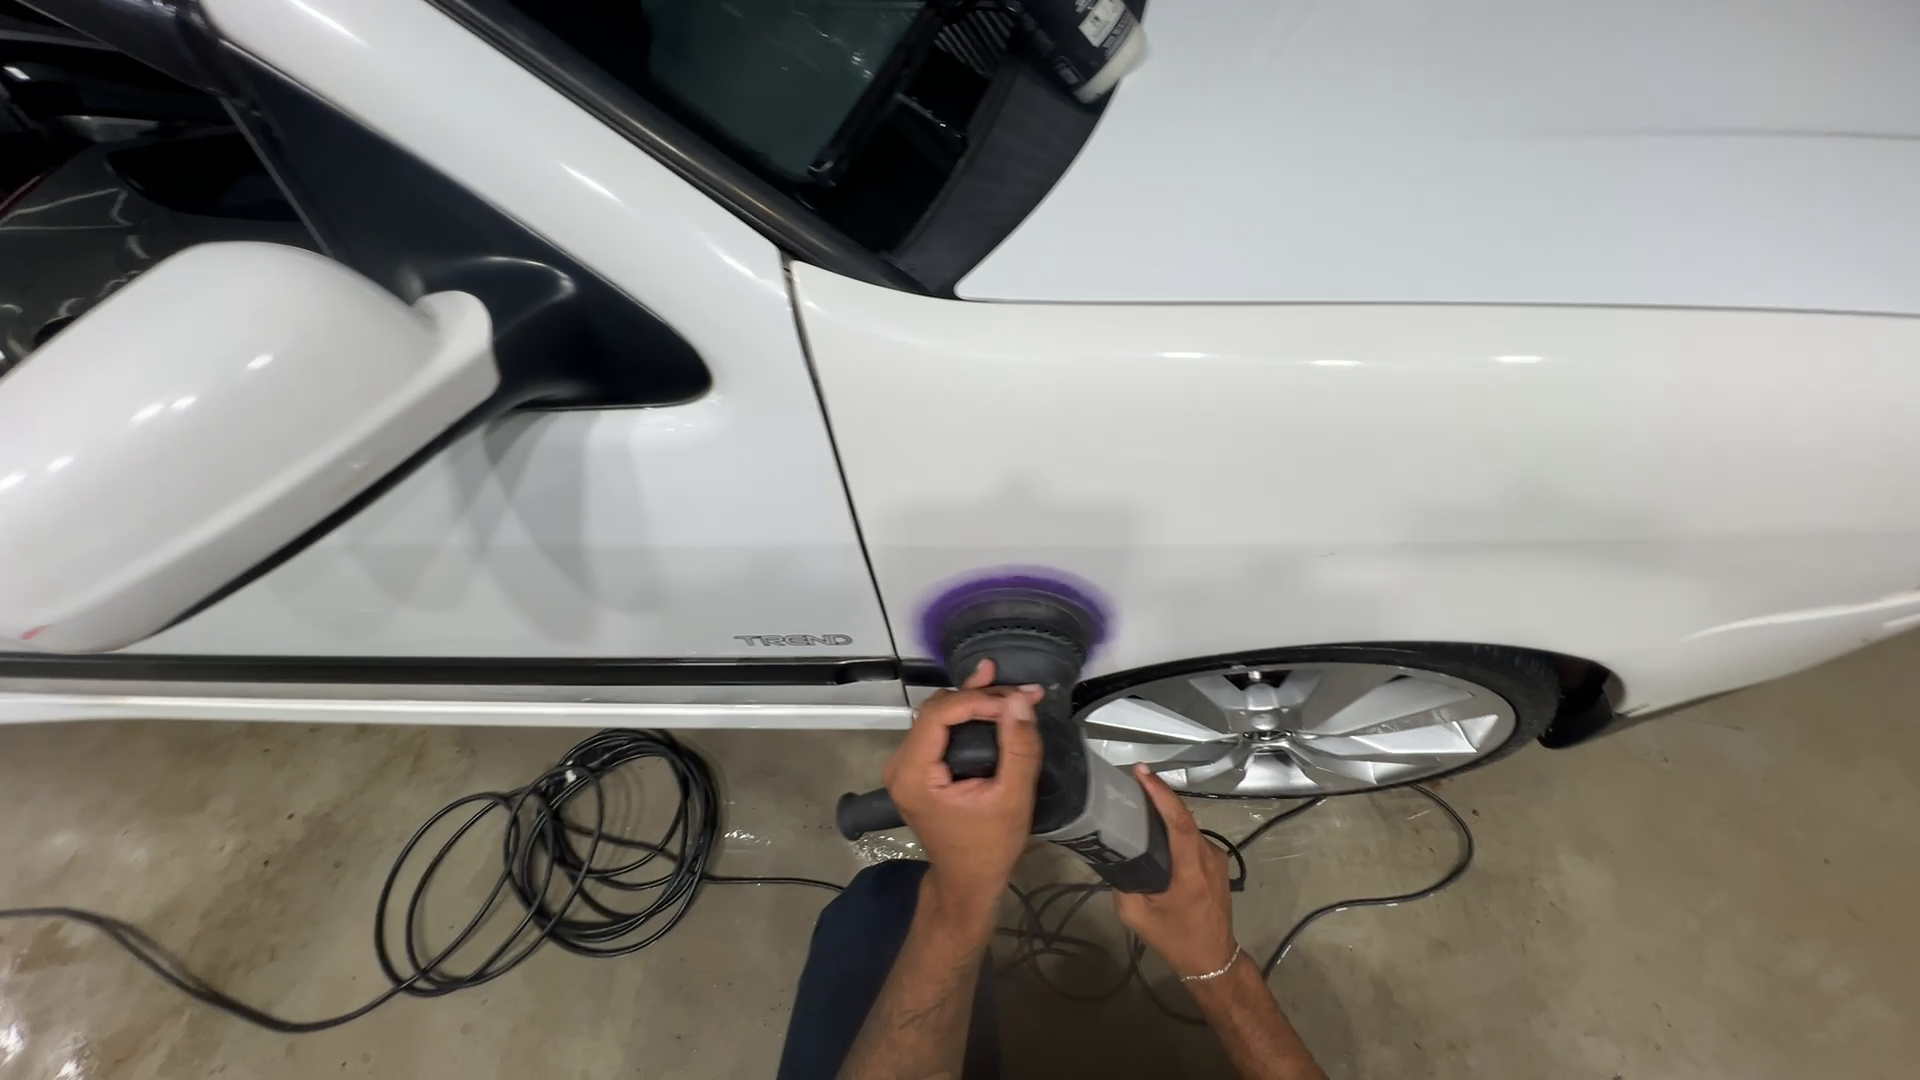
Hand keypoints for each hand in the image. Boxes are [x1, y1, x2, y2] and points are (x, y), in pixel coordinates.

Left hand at [883, 660, 1043, 916]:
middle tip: (1024, 694)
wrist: (968, 881)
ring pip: (940, 714)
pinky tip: (997, 706)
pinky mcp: (917, 765)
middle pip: (938, 710)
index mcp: (913, 775)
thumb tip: (1021, 700)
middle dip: (982, 697)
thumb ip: (1018, 749)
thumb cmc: (989, 847)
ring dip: (978, 702)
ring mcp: (905, 764)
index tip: (1017, 700)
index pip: (939, 714)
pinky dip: (970, 716)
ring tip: (1017, 698)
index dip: (977, 698)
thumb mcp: (1012, 799)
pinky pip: (941, 728)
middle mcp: (900, 764)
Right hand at [1114, 764, 1239, 977]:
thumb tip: (1112, 856)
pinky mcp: (1217, 863)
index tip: (1142, 772)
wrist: (1213, 961)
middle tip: (1133, 780)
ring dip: (1167, 812)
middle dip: (1159, 795)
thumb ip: (1123, 883)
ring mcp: (1216, 859)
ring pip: (1189, 826)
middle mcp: (1208, 858)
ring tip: (1140, 802)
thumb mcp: (1137, 916)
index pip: (1179, 822)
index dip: (1162, 794)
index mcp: (1190, 870)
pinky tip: (1158, 831)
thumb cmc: (1175, 938)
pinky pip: (1193, 836)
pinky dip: (1175, 828)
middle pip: (1183, 817)